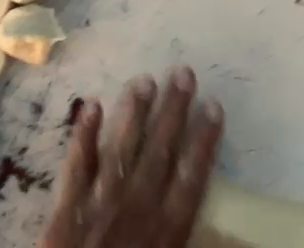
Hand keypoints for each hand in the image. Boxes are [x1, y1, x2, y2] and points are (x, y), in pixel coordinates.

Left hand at [42, 66, 225, 247]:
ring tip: (144, 80)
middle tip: (183, 72)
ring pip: (121, 152)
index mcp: (167, 232)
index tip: (214, 106)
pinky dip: (83, 137)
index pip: (191, 178)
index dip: (204, 141)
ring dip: (134, 115)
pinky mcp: (65, 214)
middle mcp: (138, 211)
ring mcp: (100, 209)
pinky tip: (91, 105)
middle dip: (173, 112)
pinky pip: (76, 169)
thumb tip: (239, 237)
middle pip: (160, 154)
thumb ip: (197, 244)